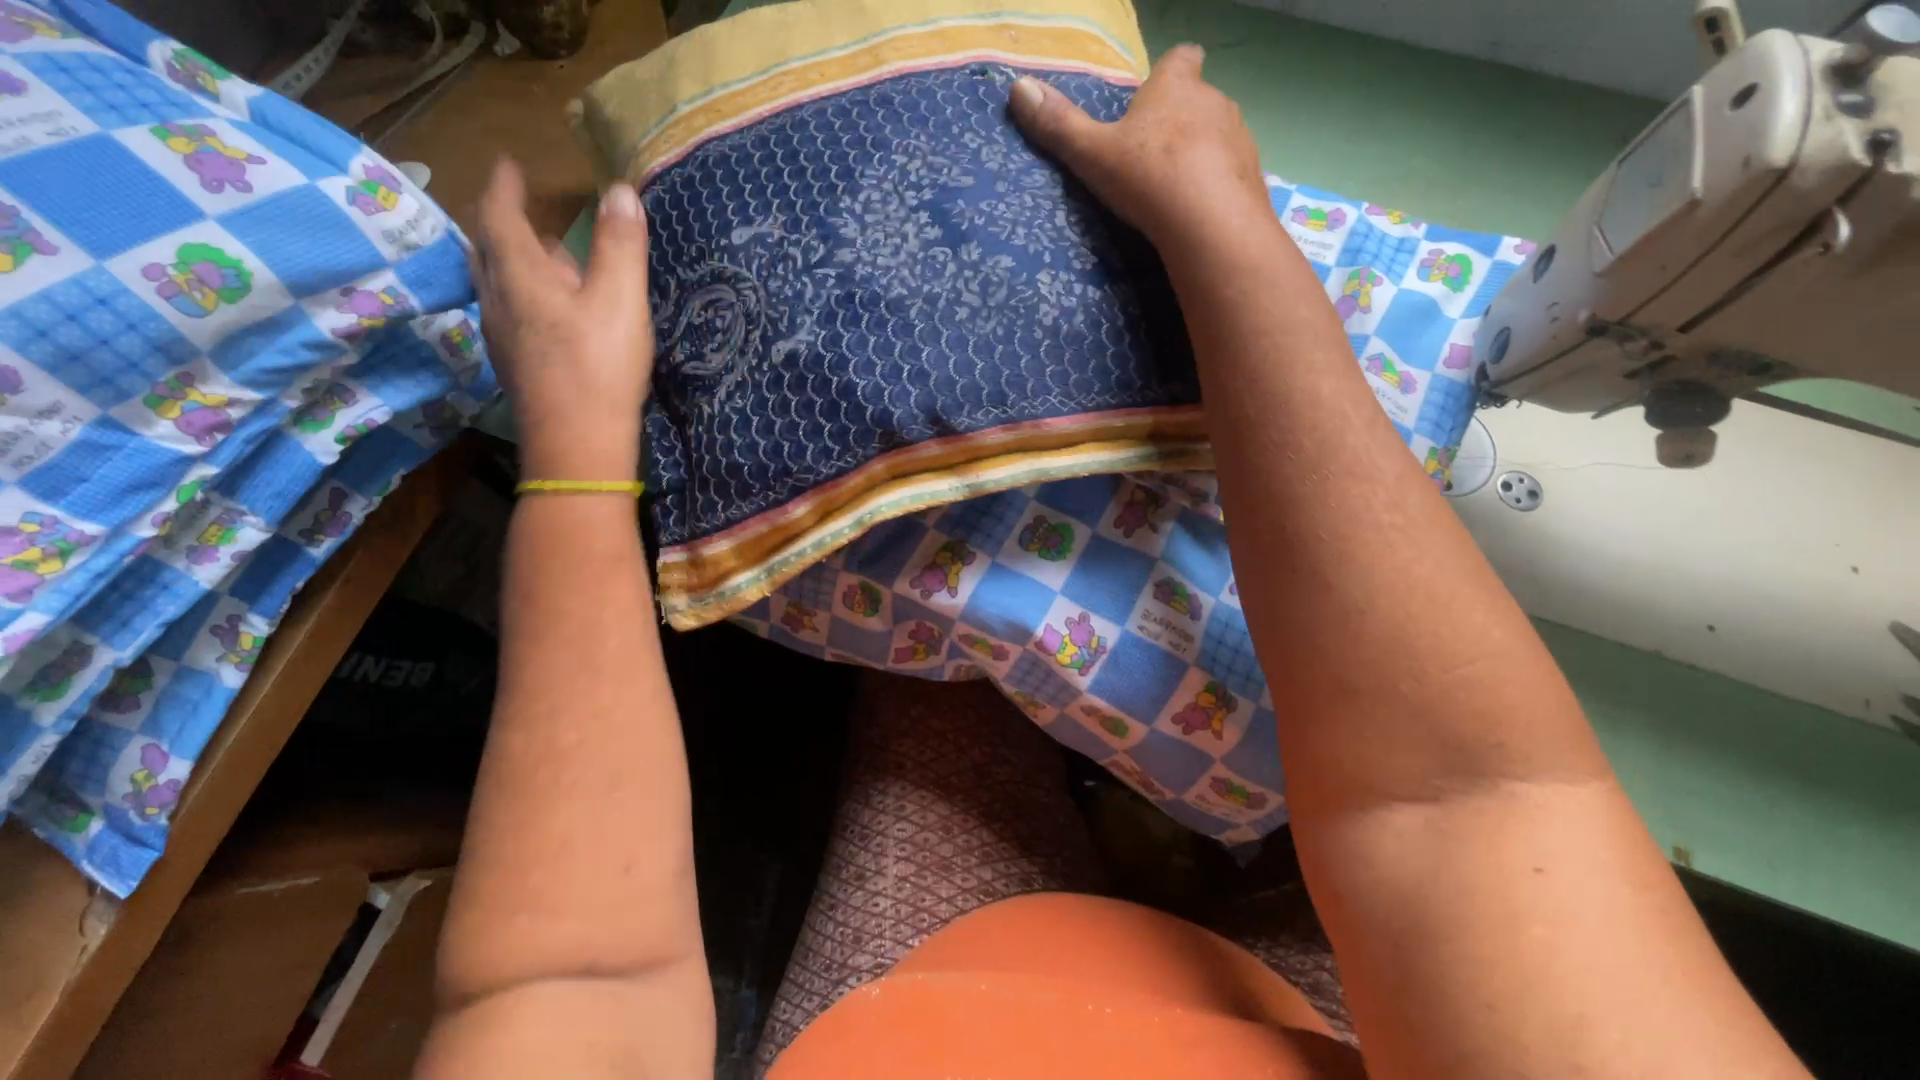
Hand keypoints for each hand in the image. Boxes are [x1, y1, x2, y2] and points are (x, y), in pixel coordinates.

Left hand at [473, 157, 651, 480]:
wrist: (577, 448)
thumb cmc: (599, 368)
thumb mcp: (621, 300)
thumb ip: (620, 245)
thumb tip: (620, 190)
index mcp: (519, 278)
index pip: (499, 216)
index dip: (503, 186)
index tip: (508, 163)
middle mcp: (499, 302)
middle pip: (490, 251)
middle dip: (505, 224)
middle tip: (526, 211)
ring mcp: (502, 338)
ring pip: (499, 285)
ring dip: (516, 263)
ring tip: (546, 259)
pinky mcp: (516, 367)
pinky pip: (511, 313)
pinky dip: (525, 295)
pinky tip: (551, 313)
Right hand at [1008, 45, 1270, 254]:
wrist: (1212, 224)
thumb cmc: (1149, 177)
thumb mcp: (1093, 154)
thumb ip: (1058, 125)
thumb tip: (1018, 86)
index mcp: (1176, 86)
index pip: (1181, 59)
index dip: (1171, 70)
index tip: (1160, 87)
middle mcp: (1214, 101)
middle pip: (1199, 98)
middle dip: (1181, 118)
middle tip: (1154, 150)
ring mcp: (1239, 138)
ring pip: (1219, 135)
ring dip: (1202, 152)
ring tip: (1177, 185)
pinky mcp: (1253, 176)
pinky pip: (1231, 172)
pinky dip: (1217, 184)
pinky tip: (1199, 210)